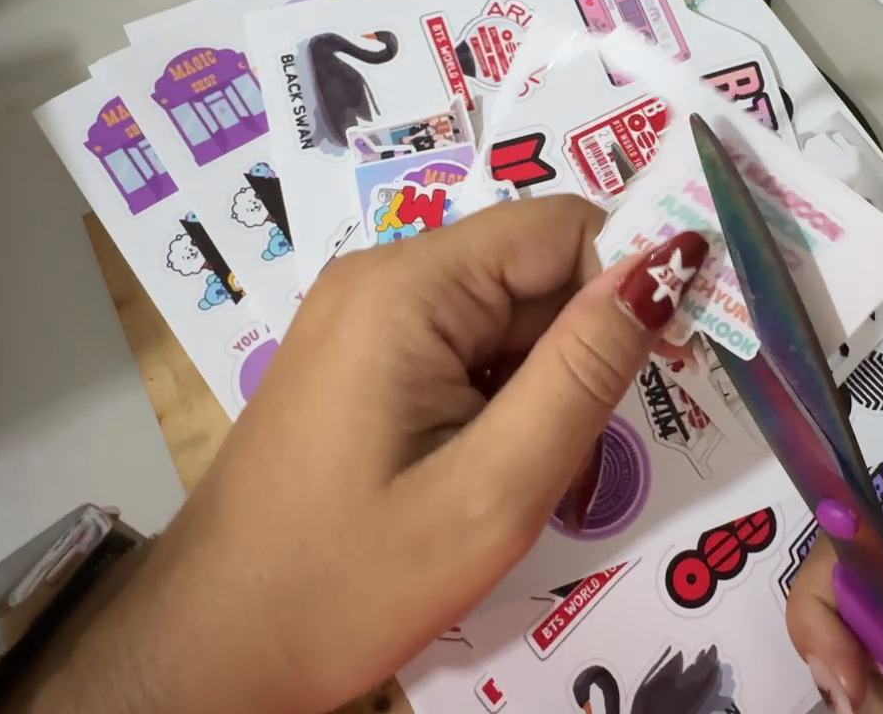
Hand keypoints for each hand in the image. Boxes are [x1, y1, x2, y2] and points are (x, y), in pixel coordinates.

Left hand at [4, 196, 708, 713]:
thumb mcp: (495, 487)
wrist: (210, 656)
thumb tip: (669, 260)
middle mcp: (388, 272)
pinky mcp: (370, 349)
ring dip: (547, 375)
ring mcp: (373, 311)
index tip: (673, 353)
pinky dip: (508, 388)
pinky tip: (494, 458)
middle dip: (585, 340)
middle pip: (533, 267)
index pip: (559, 227)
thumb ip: (587, 368)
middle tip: (588, 440)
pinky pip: (471, 340)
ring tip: (532, 465)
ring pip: (509, 309)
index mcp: (411, 285)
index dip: (628, 274)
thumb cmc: (349, 583)